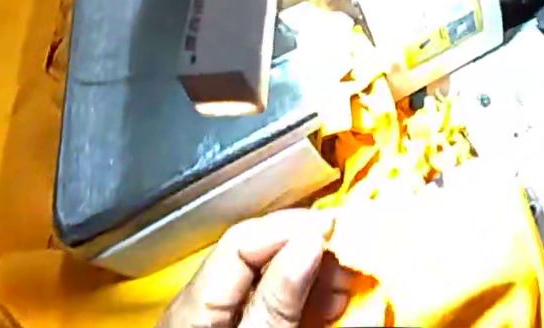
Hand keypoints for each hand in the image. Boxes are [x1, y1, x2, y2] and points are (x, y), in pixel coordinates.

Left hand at [158, 210, 354, 327]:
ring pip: (273, 277)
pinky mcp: (242, 327)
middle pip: (260, 255)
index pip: (241, 239)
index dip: (287, 226)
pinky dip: (309, 298)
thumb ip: (276, 301)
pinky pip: (277, 304)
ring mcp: (222, 317)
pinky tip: (336, 295)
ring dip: (315, 271)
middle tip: (351, 246)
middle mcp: (203, 302)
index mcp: (192, 302)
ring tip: (351, 271)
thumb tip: (310, 238)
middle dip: (308, 246)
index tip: (332, 226)